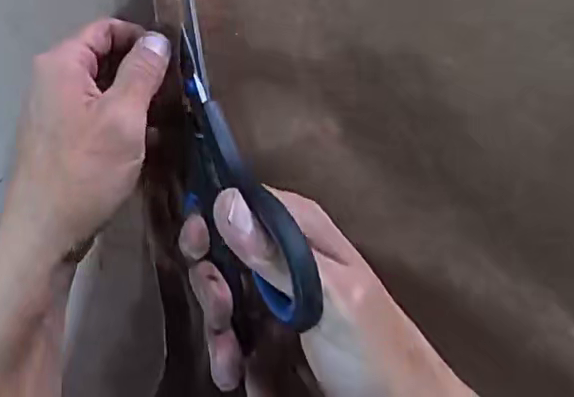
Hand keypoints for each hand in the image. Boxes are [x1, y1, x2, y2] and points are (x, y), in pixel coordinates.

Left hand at [0, 19, 171, 265]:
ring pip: (103, 87)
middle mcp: (52, 79)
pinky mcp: (59, 136)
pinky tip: (147, 142)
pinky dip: (121, 120)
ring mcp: (53, 109)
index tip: (172, 60)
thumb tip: (158, 38)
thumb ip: (142, 72)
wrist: (42, 239)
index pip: (107, 28)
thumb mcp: (124, 117)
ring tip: (167, 118)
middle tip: (174, 91)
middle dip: (141, 71)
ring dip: (135, 98)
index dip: (141, 38)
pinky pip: (95, 113)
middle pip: (105, 57)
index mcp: (62, 63)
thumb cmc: (84, 171)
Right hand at [181, 187, 471, 395]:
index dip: (212, 219)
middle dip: (212, 281)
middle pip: (225, 250)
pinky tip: (238, 374)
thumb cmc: (376, 347)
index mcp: (299, 229)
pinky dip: (229, 356)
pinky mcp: (275, 335)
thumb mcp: (328, 295)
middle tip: (220, 310)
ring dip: (218, 327)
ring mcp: (279, 296)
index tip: (197, 244)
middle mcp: (285, 254)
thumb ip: (277, 252)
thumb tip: (226, 199)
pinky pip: (237, 335)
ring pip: (225, 295)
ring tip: (229, 361)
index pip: (241, 203)